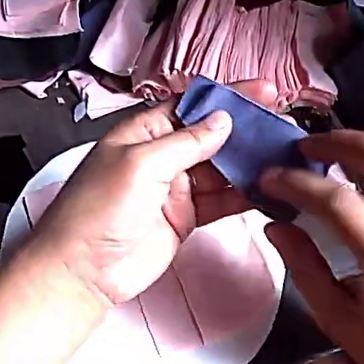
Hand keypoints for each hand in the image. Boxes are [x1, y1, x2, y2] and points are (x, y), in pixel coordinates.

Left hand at [21, 81, 278, 308]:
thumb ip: (186, 142)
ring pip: (222, 169)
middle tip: (280, 127)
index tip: (261, 92)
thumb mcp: (140, 164)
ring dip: (250, 164)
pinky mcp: (186, 217)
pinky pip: (222, 201)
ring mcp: (176, 188)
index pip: (193, 105)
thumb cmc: (93, 212)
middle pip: (213, 136)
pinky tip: (266, 191)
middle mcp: (163, 157)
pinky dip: (244, 197)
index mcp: (145, 133)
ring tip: (281, 157)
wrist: (82, 271)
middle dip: (246, 131)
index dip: (227, 97)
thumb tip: (222, 120)